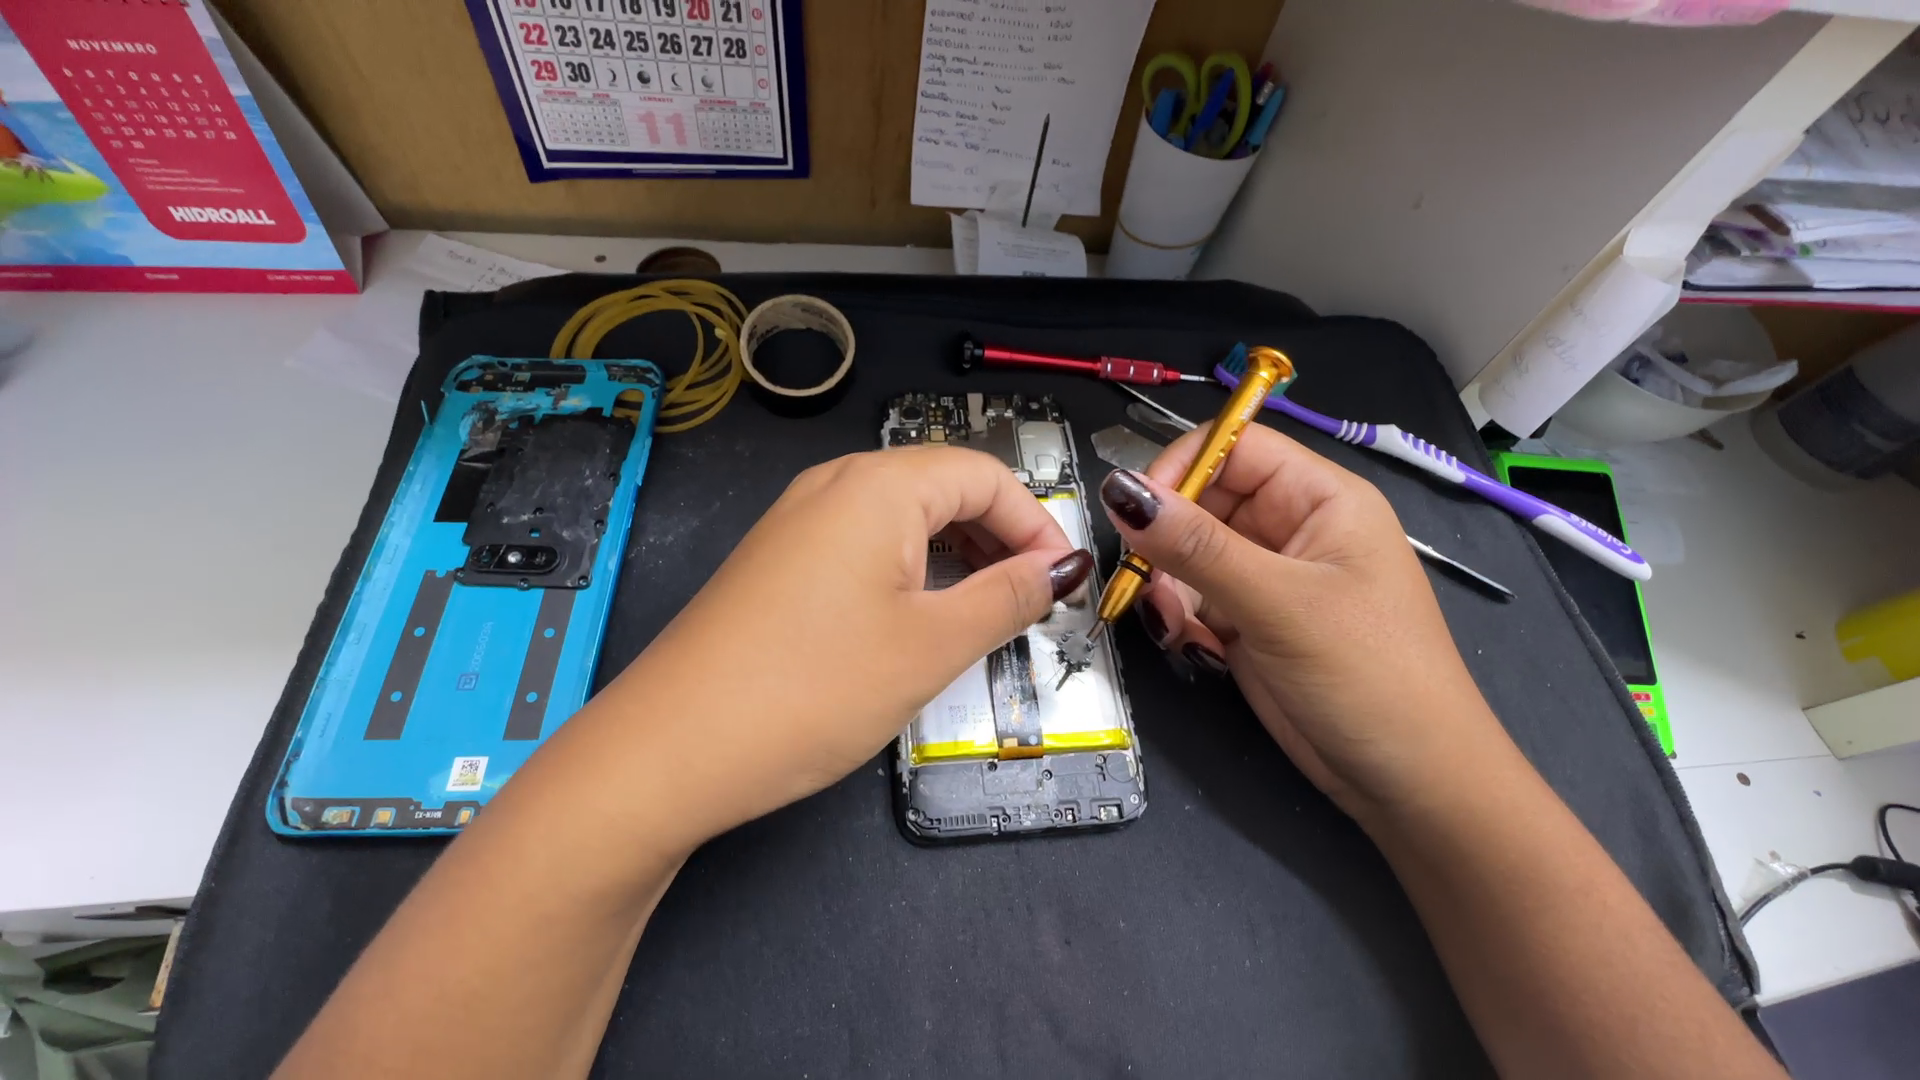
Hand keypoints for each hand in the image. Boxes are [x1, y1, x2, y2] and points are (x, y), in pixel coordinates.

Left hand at [590, 446, 1091, 847]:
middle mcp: (832, 486)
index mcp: (877, 486)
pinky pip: (861, 547)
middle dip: (999, 537)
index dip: (1035, 522)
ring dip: (956, 557)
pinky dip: (908, 573)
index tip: (1064, 582)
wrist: (669, 751)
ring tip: (984, 614)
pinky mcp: (776, 564)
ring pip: (901, 520)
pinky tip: (917, 621)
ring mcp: (796, 523)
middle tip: (1031, 601)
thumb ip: (1007, 598)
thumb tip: (1058, 569)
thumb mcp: (930, 646)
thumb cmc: (814, 689)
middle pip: (941, 488)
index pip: (984, 475)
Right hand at [1096, 424, 1509, 822]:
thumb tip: (1121, 488)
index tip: (1135, 511)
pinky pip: (1192, 599)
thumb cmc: (1369, 677)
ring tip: (1173, 625)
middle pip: (1202, 503)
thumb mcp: (1280, 604)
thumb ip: (1196, 547)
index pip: (1234, 447)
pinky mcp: (1248, 621)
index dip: (1181, 468)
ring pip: (1187, 555)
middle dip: (1166, 540)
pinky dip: (1179, 618)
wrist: (1407, 783)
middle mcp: (1291, 529)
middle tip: (1144, 581)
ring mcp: (1267, 578)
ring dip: (1167, 587)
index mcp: (1321, 499)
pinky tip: (1190, 645)